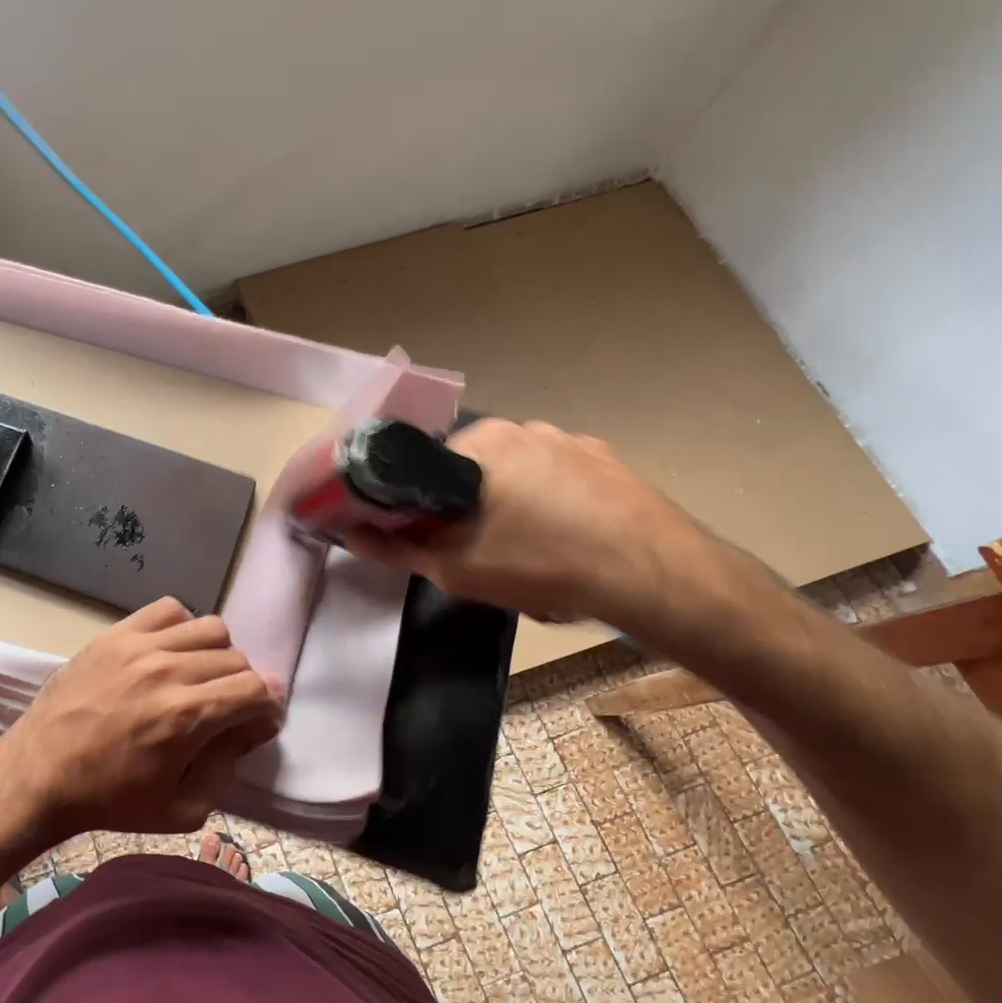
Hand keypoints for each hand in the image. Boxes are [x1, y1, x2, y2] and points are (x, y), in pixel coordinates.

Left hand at [0, 597, 284, 841]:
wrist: (41, 772)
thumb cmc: (112, 798)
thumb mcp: (183, 808)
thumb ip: (226, 765)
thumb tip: (248, 727)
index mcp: (186, 716)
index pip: (256, 690)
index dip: (267, 709)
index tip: (257, 724)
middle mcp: (168, 670)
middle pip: (237, 659)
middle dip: (243, 688)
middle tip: (227, 711)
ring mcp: (139, 646)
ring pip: (210, 628)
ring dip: (218, 656)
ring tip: (200, 679)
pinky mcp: (115, 634)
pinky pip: (170, 609)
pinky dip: (183, 627)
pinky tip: (172, 653)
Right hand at [346, 418, 712, 629]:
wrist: (653, 574)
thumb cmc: (540, 562)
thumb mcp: (454, 567)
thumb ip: (396, 548)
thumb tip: (348, 535)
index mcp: (480, 442)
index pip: (427, 467)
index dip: (423, 506)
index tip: (434, 539)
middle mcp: (523, 428)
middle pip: (474, 470)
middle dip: (470, 507)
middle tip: (483, 555)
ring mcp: (572, 440)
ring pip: (519, 475)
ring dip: (513, 506)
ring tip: (532, 554)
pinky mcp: (610, 460)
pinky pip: (562, 480)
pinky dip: (555, 505)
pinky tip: (569, 542)